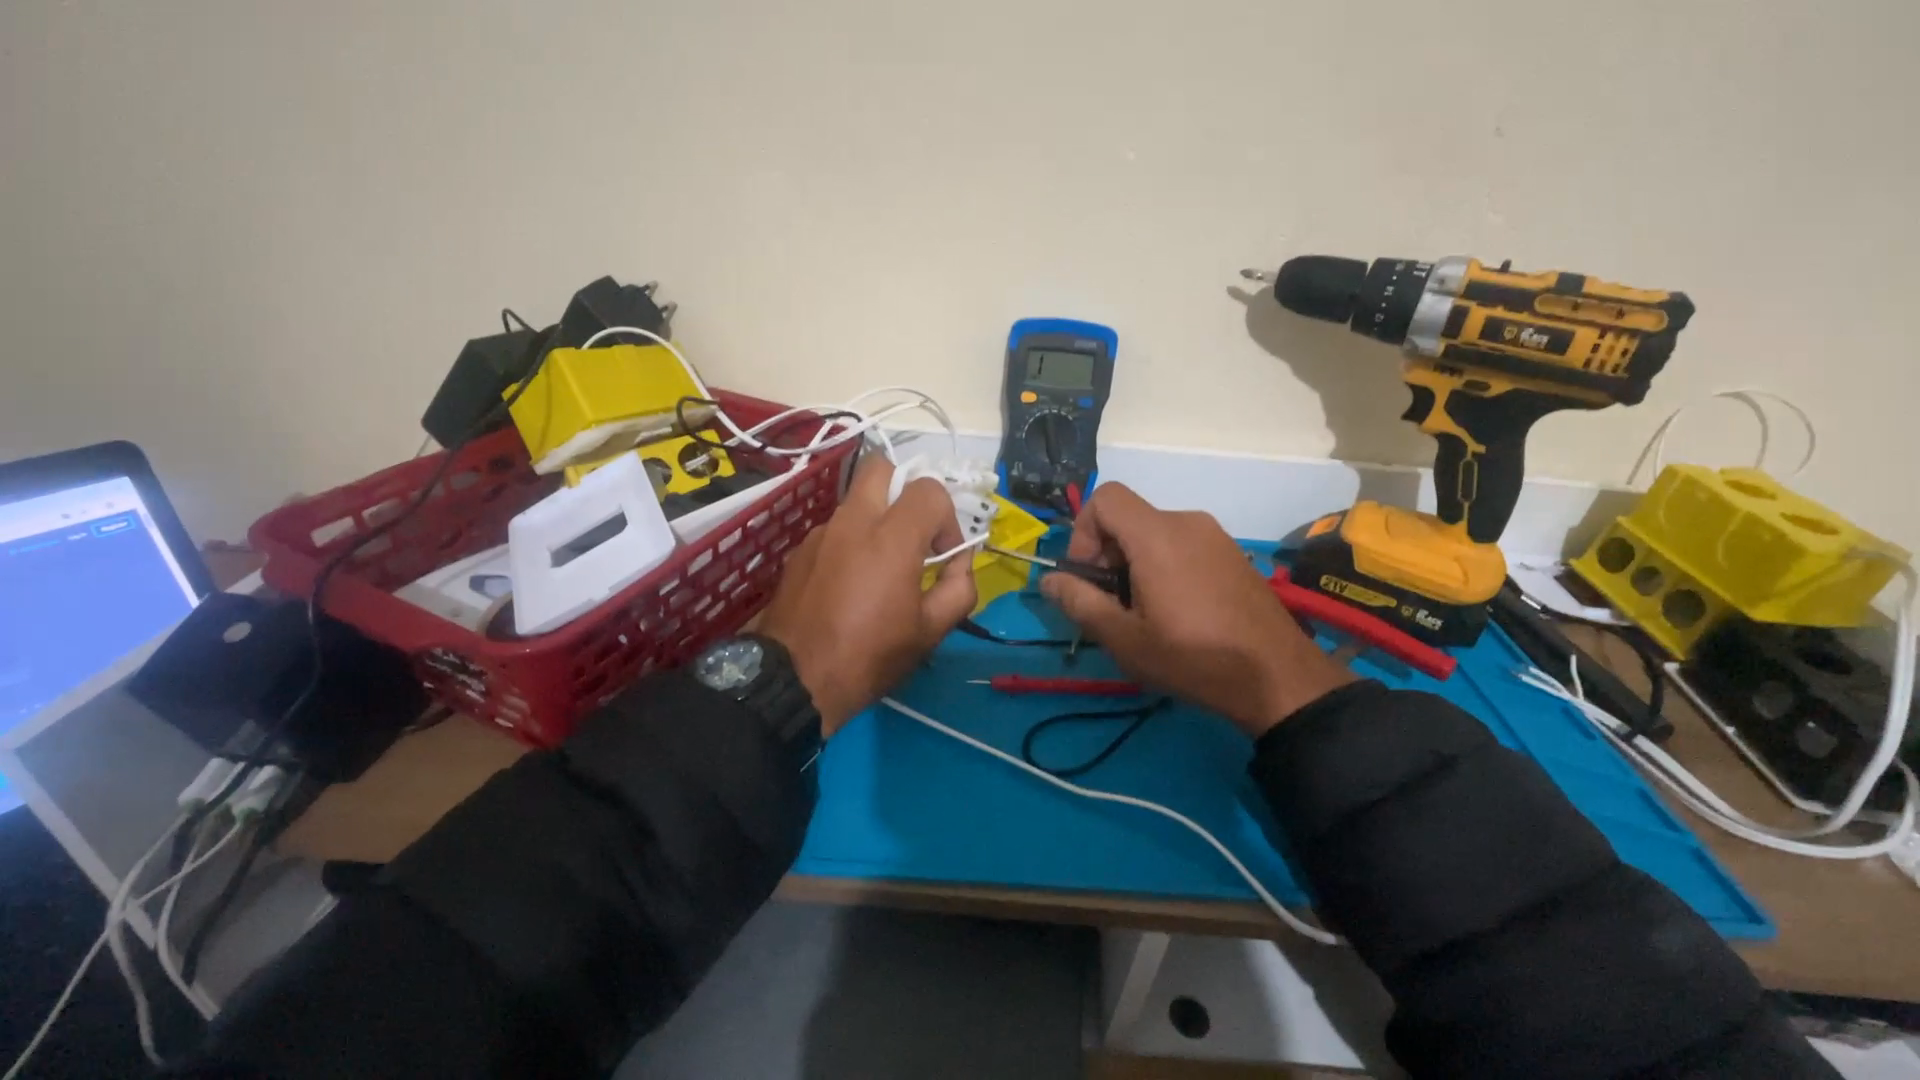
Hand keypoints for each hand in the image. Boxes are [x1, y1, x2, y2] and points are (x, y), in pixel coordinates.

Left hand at [759, 457, 976, 735]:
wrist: (793, 680)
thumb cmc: (869, 656)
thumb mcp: (930, 632)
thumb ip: (958, 588)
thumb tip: (959, 563)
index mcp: (892, 537)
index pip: (929, 489)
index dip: (946, 518)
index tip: (941, 557)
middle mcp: (853, 521)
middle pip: (881, 468)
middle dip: (904, 490)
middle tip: (912, 535)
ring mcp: (820, 533)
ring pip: (856, 501)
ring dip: (876, 519)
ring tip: (879, 569)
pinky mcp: (799, 551)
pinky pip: (834, 530)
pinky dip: (850, 542)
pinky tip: (848, 585)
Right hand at [1040, 483, 1353, 736]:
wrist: (1278, 677)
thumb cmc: (1194, 658)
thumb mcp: (1125, 639)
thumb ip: (1080, 602)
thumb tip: (1049, 579)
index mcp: (1157, 535)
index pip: (1105, 498)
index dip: (1083, 532)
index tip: (1089, 578)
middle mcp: (1187, 522)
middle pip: (1129, 519)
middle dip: (1108, 556)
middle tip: (1114, 606)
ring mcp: (1216, 536)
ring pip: (1155, 534)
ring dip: (1136, 565)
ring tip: (1146, 616)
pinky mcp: (1233, 554)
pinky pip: (1183, 546)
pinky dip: (1165, 567)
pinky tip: (1179, 613)